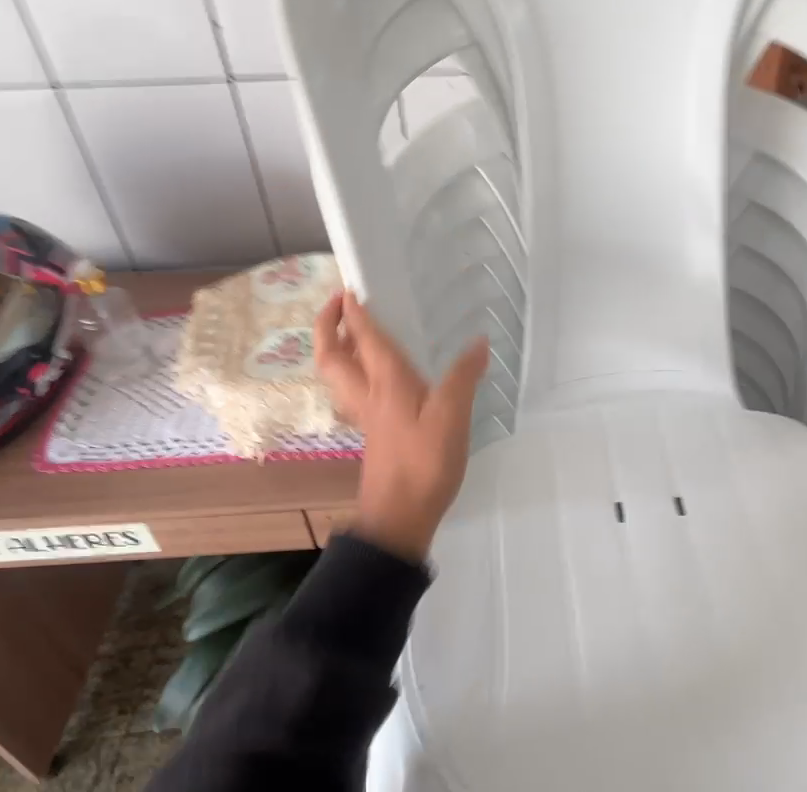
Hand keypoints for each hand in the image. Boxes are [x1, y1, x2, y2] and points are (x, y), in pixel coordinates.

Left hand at [315, 291, 488, 562]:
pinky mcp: (375, 434)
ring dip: (338, 349)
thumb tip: (478, 342)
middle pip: (333, 356)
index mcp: (386, 383)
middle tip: (337, 305)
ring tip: (352, 333)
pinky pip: (356, 392)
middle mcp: (369, 395)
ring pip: (340, 376)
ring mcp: (368, 417)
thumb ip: (463, 376)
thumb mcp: (452, 416)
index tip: (349, 288)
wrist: (399, 518)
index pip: (365, 339)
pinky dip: (357, 374)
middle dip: (328, 327)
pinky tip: (380, 378)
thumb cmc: (424, 463)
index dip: (355, 313)